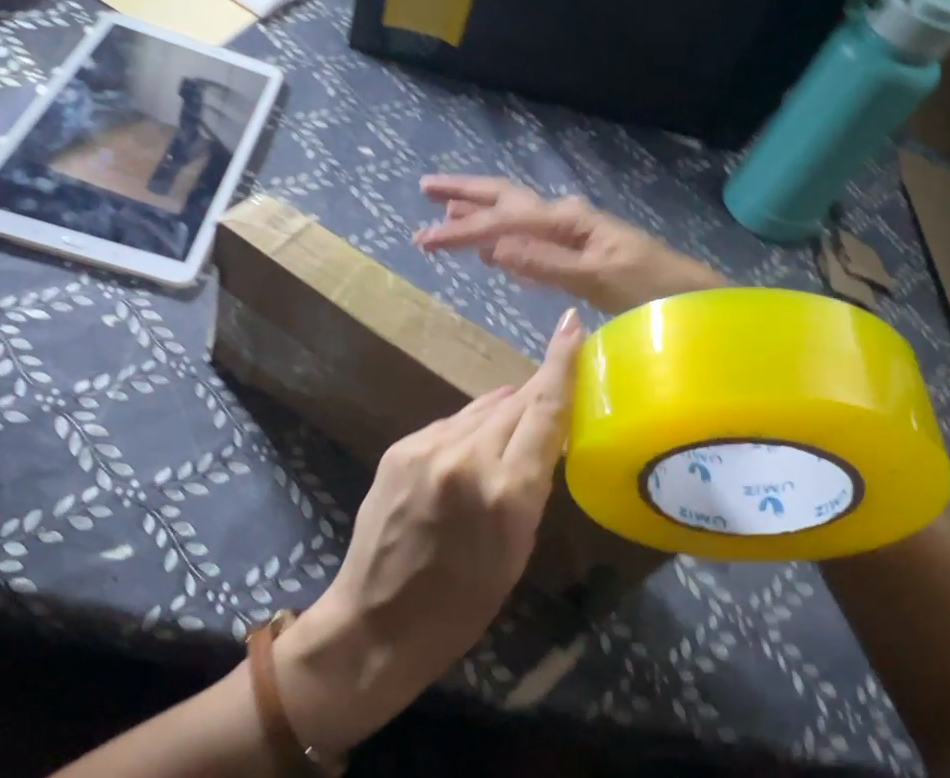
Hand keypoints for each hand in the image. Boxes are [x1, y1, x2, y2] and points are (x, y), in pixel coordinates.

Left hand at [271, 309, 585, 757]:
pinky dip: (468, 430)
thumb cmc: (463, 604)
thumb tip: (536, 429)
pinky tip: (470, 450)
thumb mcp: (516, 549)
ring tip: (514, 426)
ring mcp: (427, 449)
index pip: (544, 412)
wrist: (377, 622)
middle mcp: (467, 458)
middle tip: (557, 382)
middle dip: (536, 392)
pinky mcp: (400, 449)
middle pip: (514, 404)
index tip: (572, 326)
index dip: (561, 366)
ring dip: (502, 412)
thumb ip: (529, 482)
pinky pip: (449, 425)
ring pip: (480, 410)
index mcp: (507, 493)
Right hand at [414, 175, 726, 313]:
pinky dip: (506, 239)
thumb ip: (547, 264)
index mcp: (568, 221)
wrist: (695, 299)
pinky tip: (495, 250)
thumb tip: (493, 248)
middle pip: (507, 200)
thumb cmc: (653, 291)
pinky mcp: (580, 255)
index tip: (424, 239)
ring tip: (447, 211)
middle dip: (465, 194)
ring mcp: (575, 235)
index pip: (504, 221)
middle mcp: (567, 219)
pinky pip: (532, 239)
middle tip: (425, 188)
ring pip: (517, 217)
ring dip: (481, 213)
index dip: (461, 230)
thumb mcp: (599, 278)